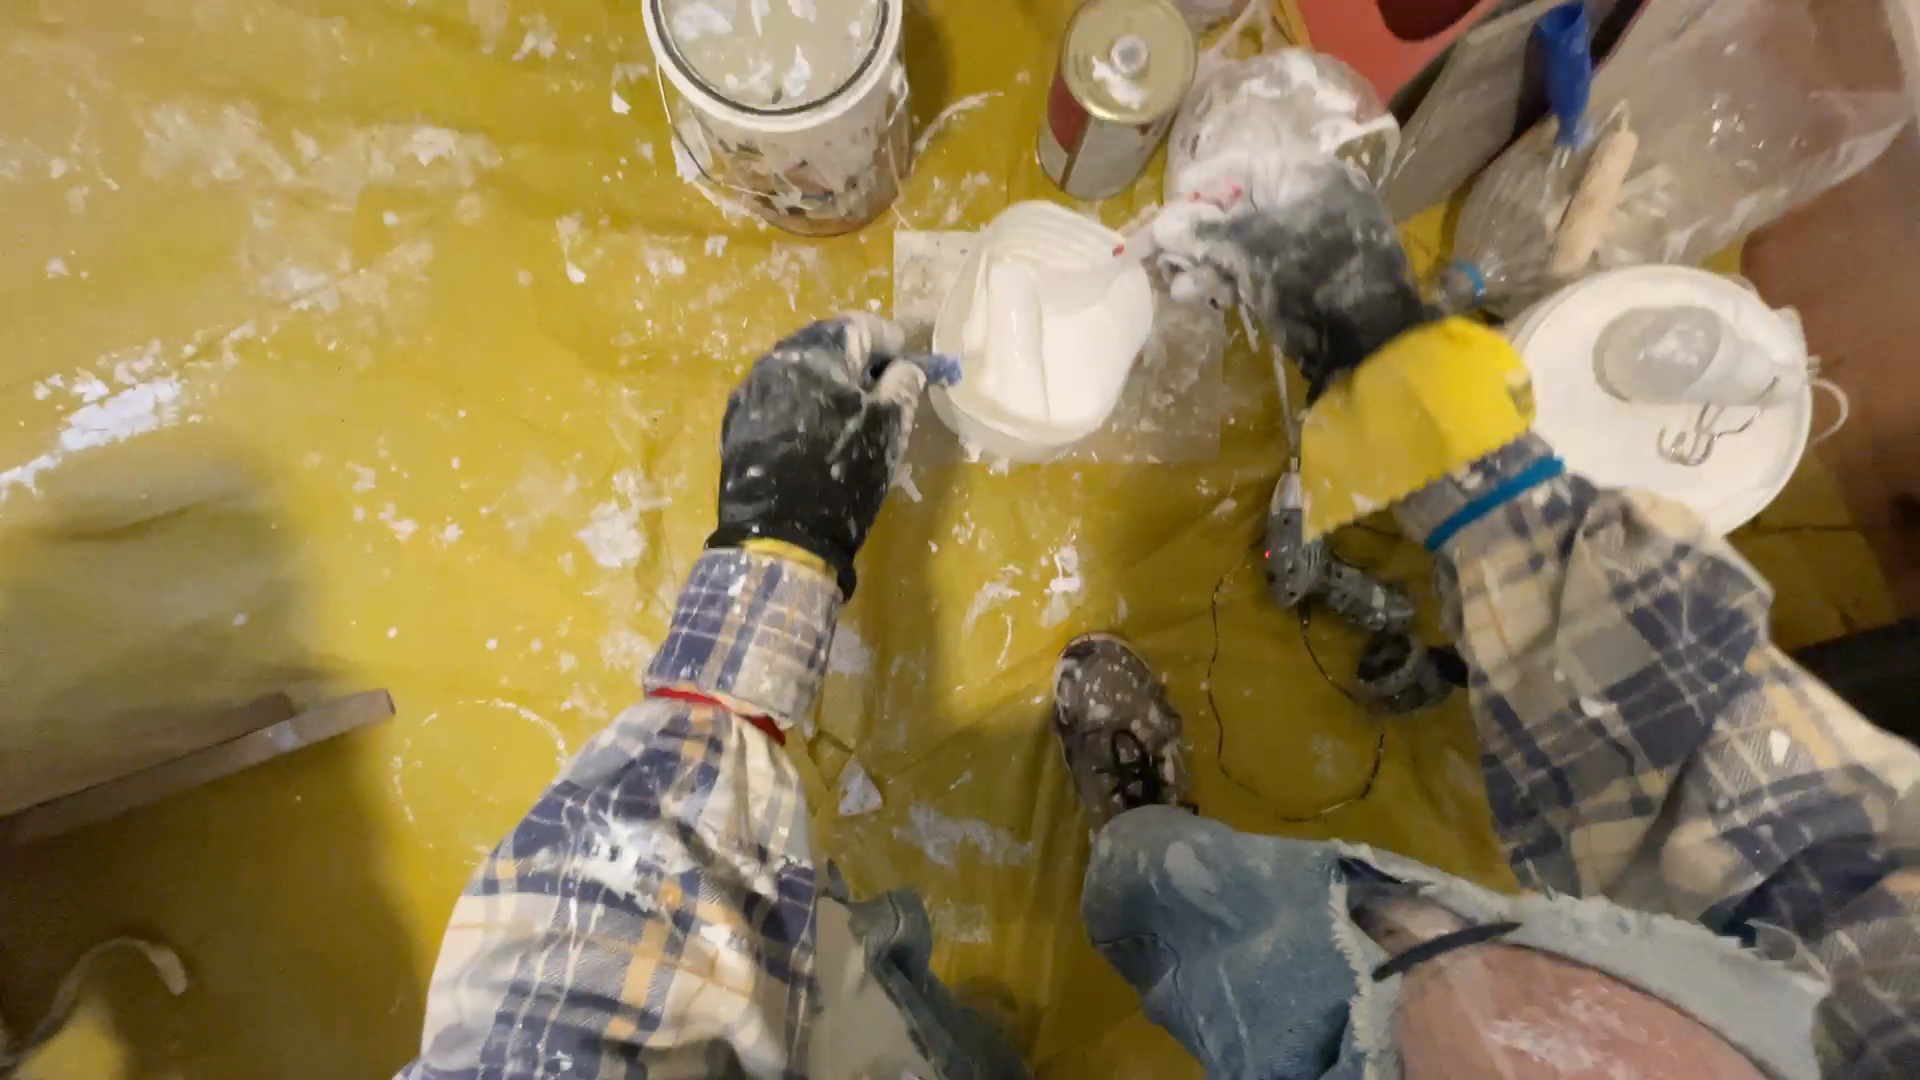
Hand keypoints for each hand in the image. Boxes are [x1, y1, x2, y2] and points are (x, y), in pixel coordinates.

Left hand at [707, 314, 925, 598]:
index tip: (907, 359)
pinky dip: (803, 403)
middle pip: (826, 344)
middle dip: (857, 359)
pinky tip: (815, 431)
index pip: (861, 326)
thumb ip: (903, 386)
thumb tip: (906, 367)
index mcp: (817, 353)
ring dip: (828, 381)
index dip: (891, 340)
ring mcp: (750, 390)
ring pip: (800, 370)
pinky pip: (778, 396)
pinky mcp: (737, 421)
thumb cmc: (845, 476)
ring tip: (849, 411)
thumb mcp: (889, 430)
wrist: (781, 536)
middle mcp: (776, 359)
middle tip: (881, 385)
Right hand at [1151, 158, 1430, 400]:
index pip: (1239, 168)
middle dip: (1192, 235)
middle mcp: (1297, 203)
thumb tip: (1160, 227)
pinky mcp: (1287, 278)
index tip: (1164, 211)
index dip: (1198, 188)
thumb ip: (1204, 235)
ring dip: (1200, 264)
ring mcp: (1293, 244)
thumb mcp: (1253, 247)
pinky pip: (1244, 271)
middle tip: (1156, 255)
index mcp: (1300, 177)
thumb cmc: (1311, 272)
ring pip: (1233, 246)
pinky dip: (1219, 282)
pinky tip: (1192, 295)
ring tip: (1177, 286)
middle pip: (1230, 209)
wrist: (1360, 334)